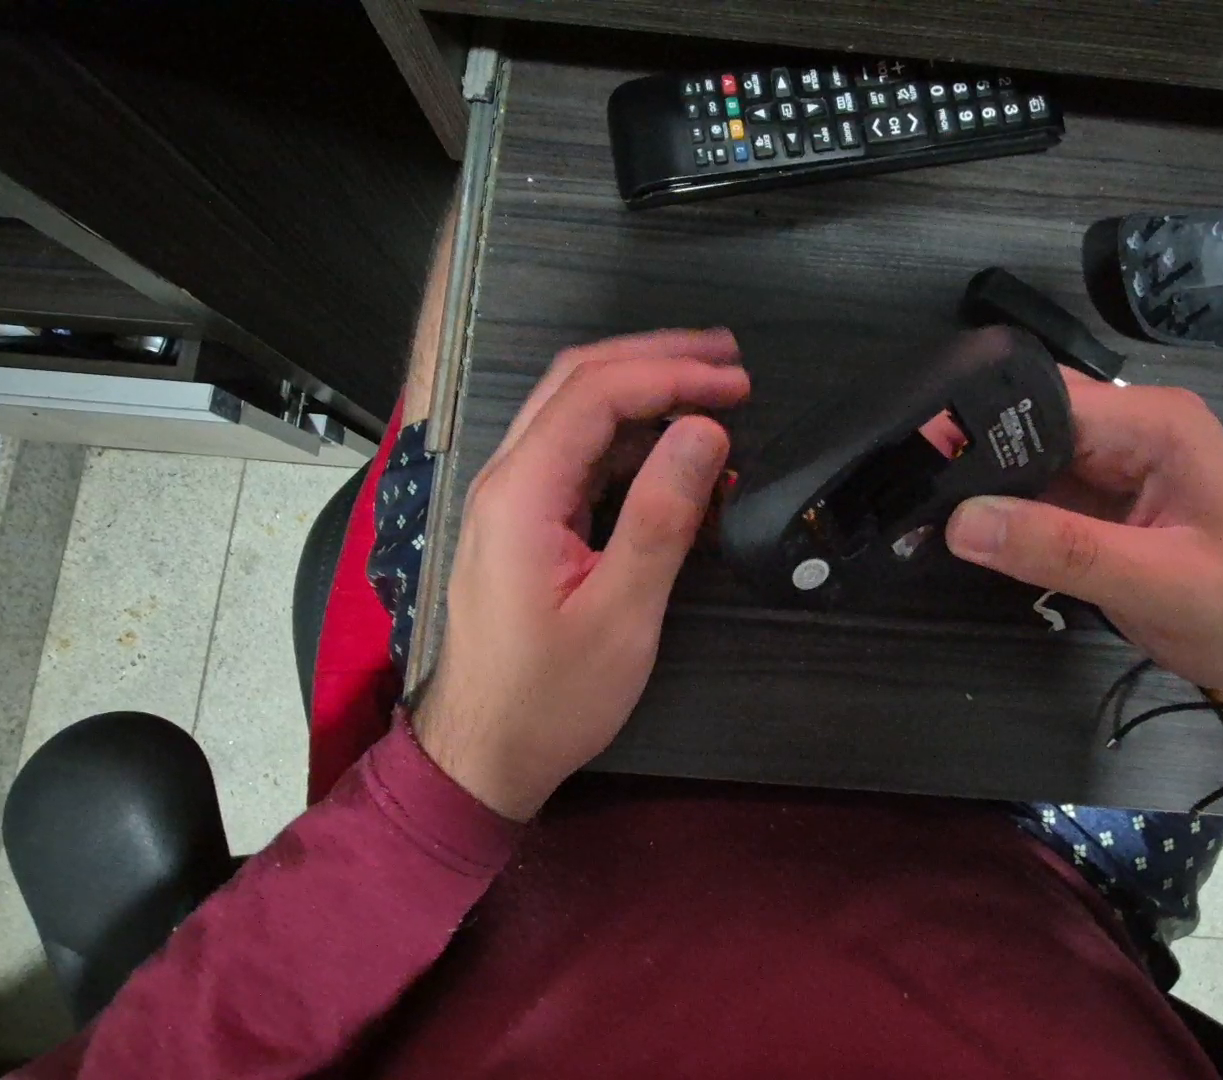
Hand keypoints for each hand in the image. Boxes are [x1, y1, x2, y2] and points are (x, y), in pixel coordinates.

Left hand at [413, 329, 748, 820]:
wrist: (485, 751)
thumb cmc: (552, 696)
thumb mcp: (621, 613)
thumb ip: (663, 517)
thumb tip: (706, 432)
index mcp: (522, 493)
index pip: (595, 395)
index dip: (670, 375)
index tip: (736, 384)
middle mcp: (507, 478)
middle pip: (577, 382)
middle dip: (655, 359)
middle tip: (727, 358)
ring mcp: (513, 498)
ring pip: (575, 413)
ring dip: (643, 390)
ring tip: (710, 387)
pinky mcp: (527, 520)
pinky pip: (580, 456)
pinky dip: (632, 439)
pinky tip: (674, 447)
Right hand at [945, 372, 1222, 702]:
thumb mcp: (1157, 582)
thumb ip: (1060, 549)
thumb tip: (962, 522)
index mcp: (1152, 424)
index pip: (1047, 401)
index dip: (980, 422)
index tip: (916, 457)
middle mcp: (1126, 431)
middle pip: (1025, 422)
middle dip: (967, 453)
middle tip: (904, 487)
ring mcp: (1108, 467)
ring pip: (1020, 459)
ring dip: (976, 486)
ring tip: (916, 509)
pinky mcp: (1092, 503)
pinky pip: (1030, 494)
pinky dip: (995, 514)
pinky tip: (954, 530)